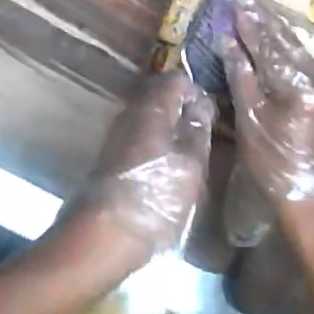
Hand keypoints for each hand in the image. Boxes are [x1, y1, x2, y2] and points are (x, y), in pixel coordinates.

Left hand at [65, 71, 214, 260]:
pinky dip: (156, 140)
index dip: (196, 91)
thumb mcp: (190, 165)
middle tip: (203, 133)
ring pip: (149, 114)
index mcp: (152, 107)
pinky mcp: (111, 153)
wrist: (103, 234)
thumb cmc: (155, 196)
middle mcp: (131, 111)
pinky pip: (139, 132)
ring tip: (188, 153)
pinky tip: (166, 165)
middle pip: (160, 94)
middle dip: (182, 107)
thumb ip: (198, 129)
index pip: (177, 79)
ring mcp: (118, 131)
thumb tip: (203, 104)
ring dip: (169, 125)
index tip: (210, 115)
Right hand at [221, 0, 313, 201]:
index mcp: (297, 83)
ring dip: (272, 28)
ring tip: (254, 10)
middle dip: (261, 18)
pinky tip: (272, 37)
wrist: (311, 197)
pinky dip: (283, 45)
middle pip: (284, 39)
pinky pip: (300, 59)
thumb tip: (226, 38)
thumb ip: (239, 73)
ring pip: (294, 46)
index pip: (267, 42)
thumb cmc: (273, 161)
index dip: (247, 21)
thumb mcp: (249, 117)